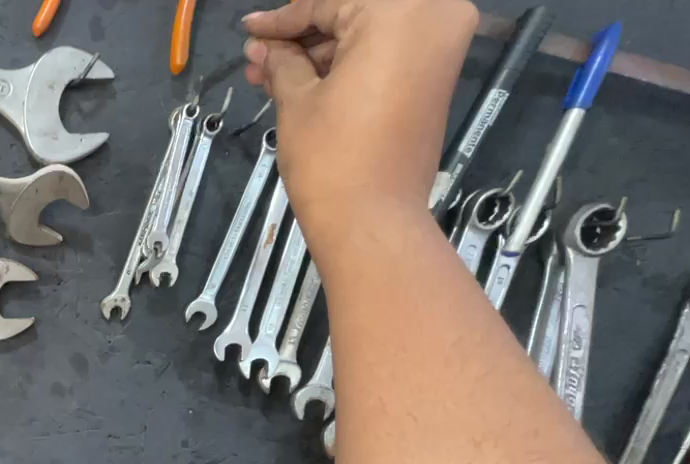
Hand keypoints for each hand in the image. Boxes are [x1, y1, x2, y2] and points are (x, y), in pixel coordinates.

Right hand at [242, 0, 478, 241]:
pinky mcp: (434, 70)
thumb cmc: (329, 157)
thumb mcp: (298, 103)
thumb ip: (283, 63)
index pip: (330, 1)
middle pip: (355, 10)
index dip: (282, 18)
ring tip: (268, 73)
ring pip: (369, 30)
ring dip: (320, 49)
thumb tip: (262, 45)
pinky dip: (346, 61)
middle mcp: (433, 12)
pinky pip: (385, 49)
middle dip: (303, 34)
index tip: (249, 29)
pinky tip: (301, 78)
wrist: (370, 215)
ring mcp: (440, 41)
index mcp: (401, 10)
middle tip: (257, 56)